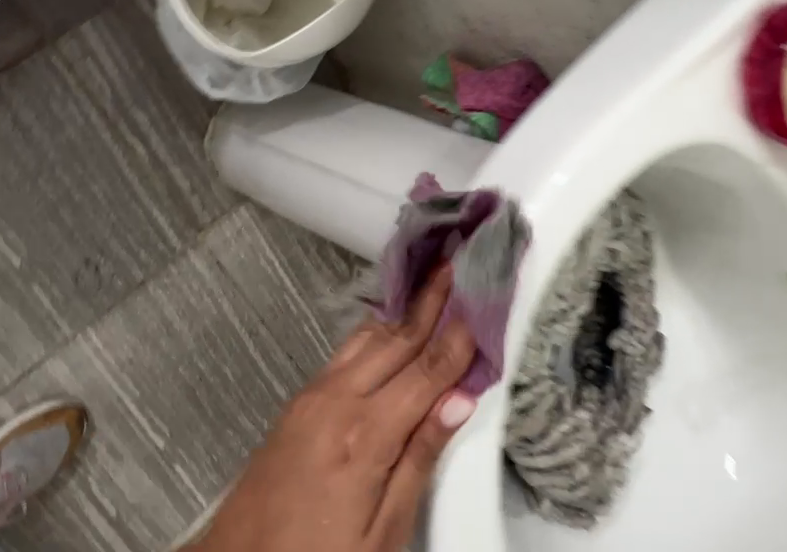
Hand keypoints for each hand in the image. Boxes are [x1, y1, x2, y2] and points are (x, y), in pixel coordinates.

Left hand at [190, 266, 479, 551]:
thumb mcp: (382, 532)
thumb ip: (420, 459)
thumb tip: (459, 400)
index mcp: (366, 435)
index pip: (429, 370)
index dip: (462, 334)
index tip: (485, 298)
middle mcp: (339, 400)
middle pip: (400, 338)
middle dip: (434, 299)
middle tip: (461, 261)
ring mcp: (314, 396)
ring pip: (370, 336)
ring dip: (406, 307)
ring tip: (432, 277)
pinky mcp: (300, 401)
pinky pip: (347, 350)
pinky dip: (376, 328)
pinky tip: (391, 321)